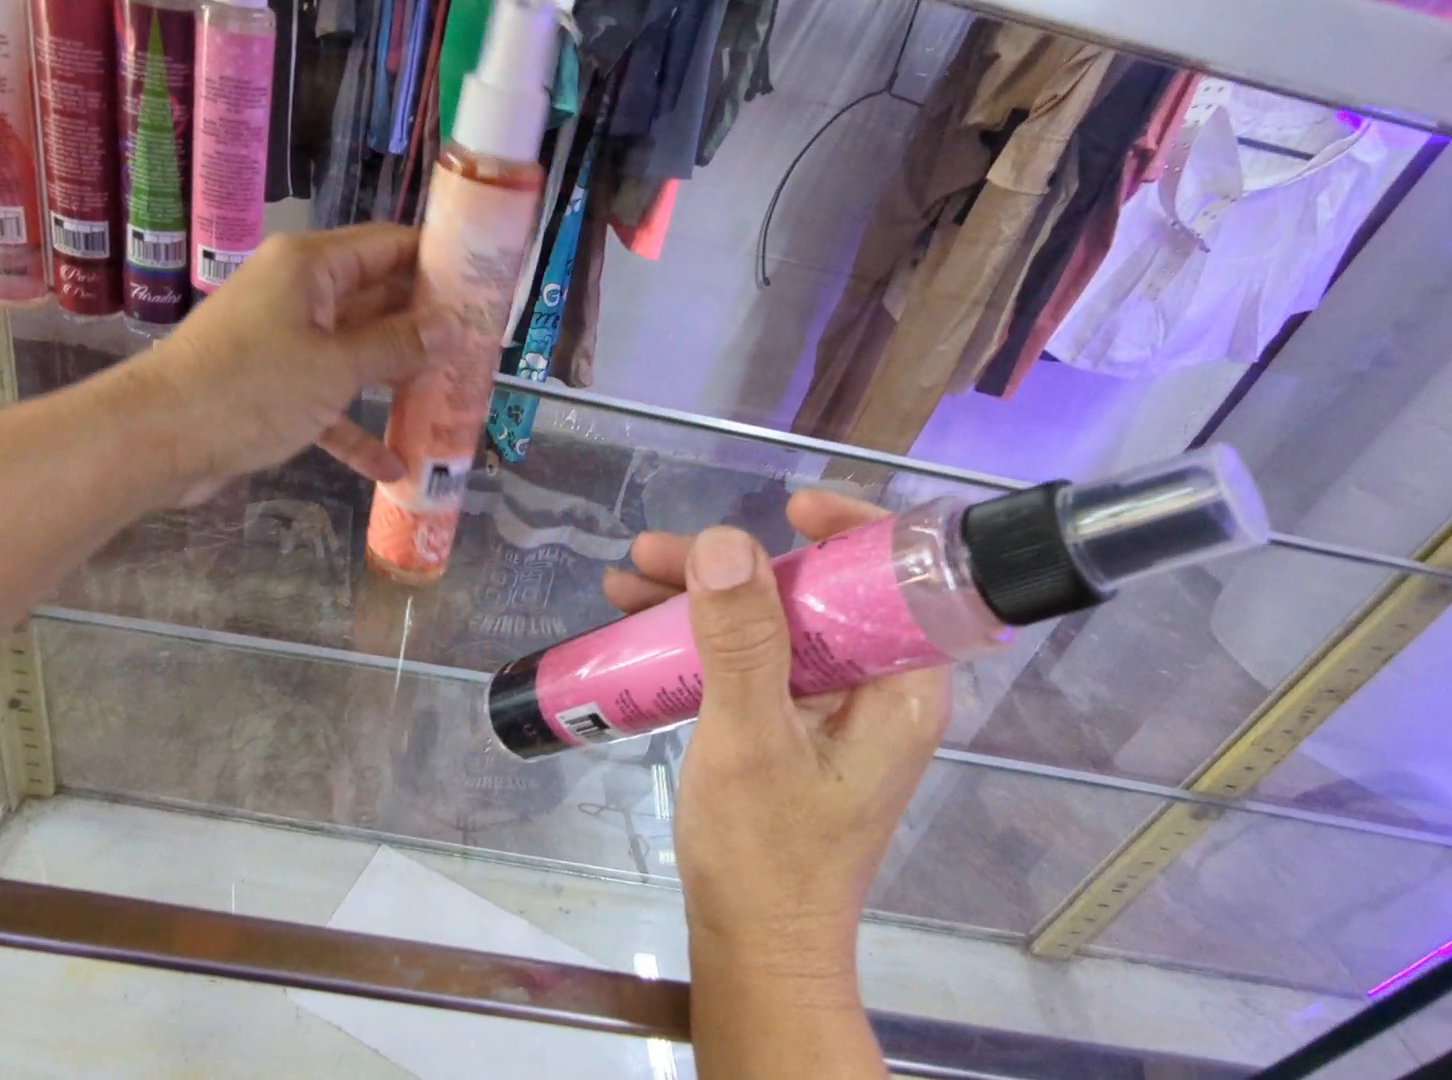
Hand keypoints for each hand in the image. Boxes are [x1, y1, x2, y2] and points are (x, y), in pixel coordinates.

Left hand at [100, 224, 455, 505]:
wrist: (160, 440)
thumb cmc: (251, 388)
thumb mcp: (335, 366)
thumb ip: (396, 346)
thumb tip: (452, 327)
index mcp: (311, 268)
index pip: (388, 247)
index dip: (437, 261)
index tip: (483, 282)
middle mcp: (300, 296)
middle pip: (376, 302)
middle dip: (424, 328)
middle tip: (479, 348)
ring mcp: (286, 343)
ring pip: (355, 355)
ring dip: (396, 381)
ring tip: (450, 400)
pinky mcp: (274, 389)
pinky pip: (327, 402)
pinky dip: (355, 430)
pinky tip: (392, 467)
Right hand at [603, 491, 950, 995]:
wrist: (752, 943)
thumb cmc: (765, 851)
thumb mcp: (748, 738)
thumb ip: (742, 641)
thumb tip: (724, 541)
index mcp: (897, 686)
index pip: (902, 581)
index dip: (852, 531)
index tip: (788, 507)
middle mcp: (872, 688)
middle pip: (812, 594)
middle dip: (733, 566)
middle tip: (653, 552)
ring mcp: (826, 708)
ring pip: (770, 624)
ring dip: (701, 598)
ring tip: (625, 582)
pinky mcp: (788, 725)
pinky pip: (749, 660)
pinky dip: (698, 637)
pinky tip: (640, 625)